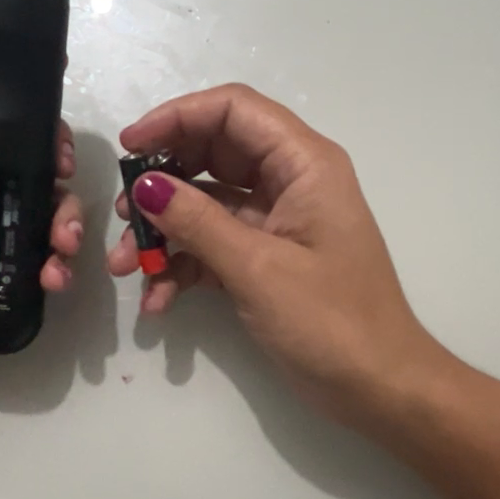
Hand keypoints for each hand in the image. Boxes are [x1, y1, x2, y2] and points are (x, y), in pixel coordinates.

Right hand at [106, 84, 444, 421]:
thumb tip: (145, 185)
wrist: (377, 387)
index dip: (177, 117)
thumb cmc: (331, 322)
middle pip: (212, 155)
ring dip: (163, 233)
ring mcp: (276, 222)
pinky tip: (158, 301)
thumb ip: (198, 221)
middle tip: (122, 215)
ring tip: (125, 267)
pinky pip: (213, 246)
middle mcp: (289, 182)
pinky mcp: (265, 260)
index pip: (233, 110)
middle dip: (162, 184)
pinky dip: (183, 267)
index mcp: (303, 164)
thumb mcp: (258, 268)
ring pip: (206, 205)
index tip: (129, 147)